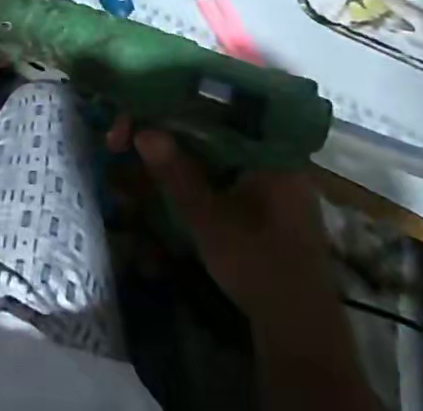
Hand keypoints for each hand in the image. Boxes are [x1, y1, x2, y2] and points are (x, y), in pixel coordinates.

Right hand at [110, 121, 335, 312]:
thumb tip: (143, 130)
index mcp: (272, 148)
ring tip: (128, 140)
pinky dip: (184, 153)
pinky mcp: (253, 185)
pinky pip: (213, 154)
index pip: (221, 101)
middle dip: (164, 117)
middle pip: (210, 115)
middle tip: (123, 131)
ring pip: (208, 134)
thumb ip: (178, 175)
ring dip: (169, 135)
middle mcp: (270, 148)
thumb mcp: (212, 223)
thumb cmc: (262, 270)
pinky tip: (155, 158)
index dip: (176, 94)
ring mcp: (263, 166)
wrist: (299, 329)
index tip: (140, 99)